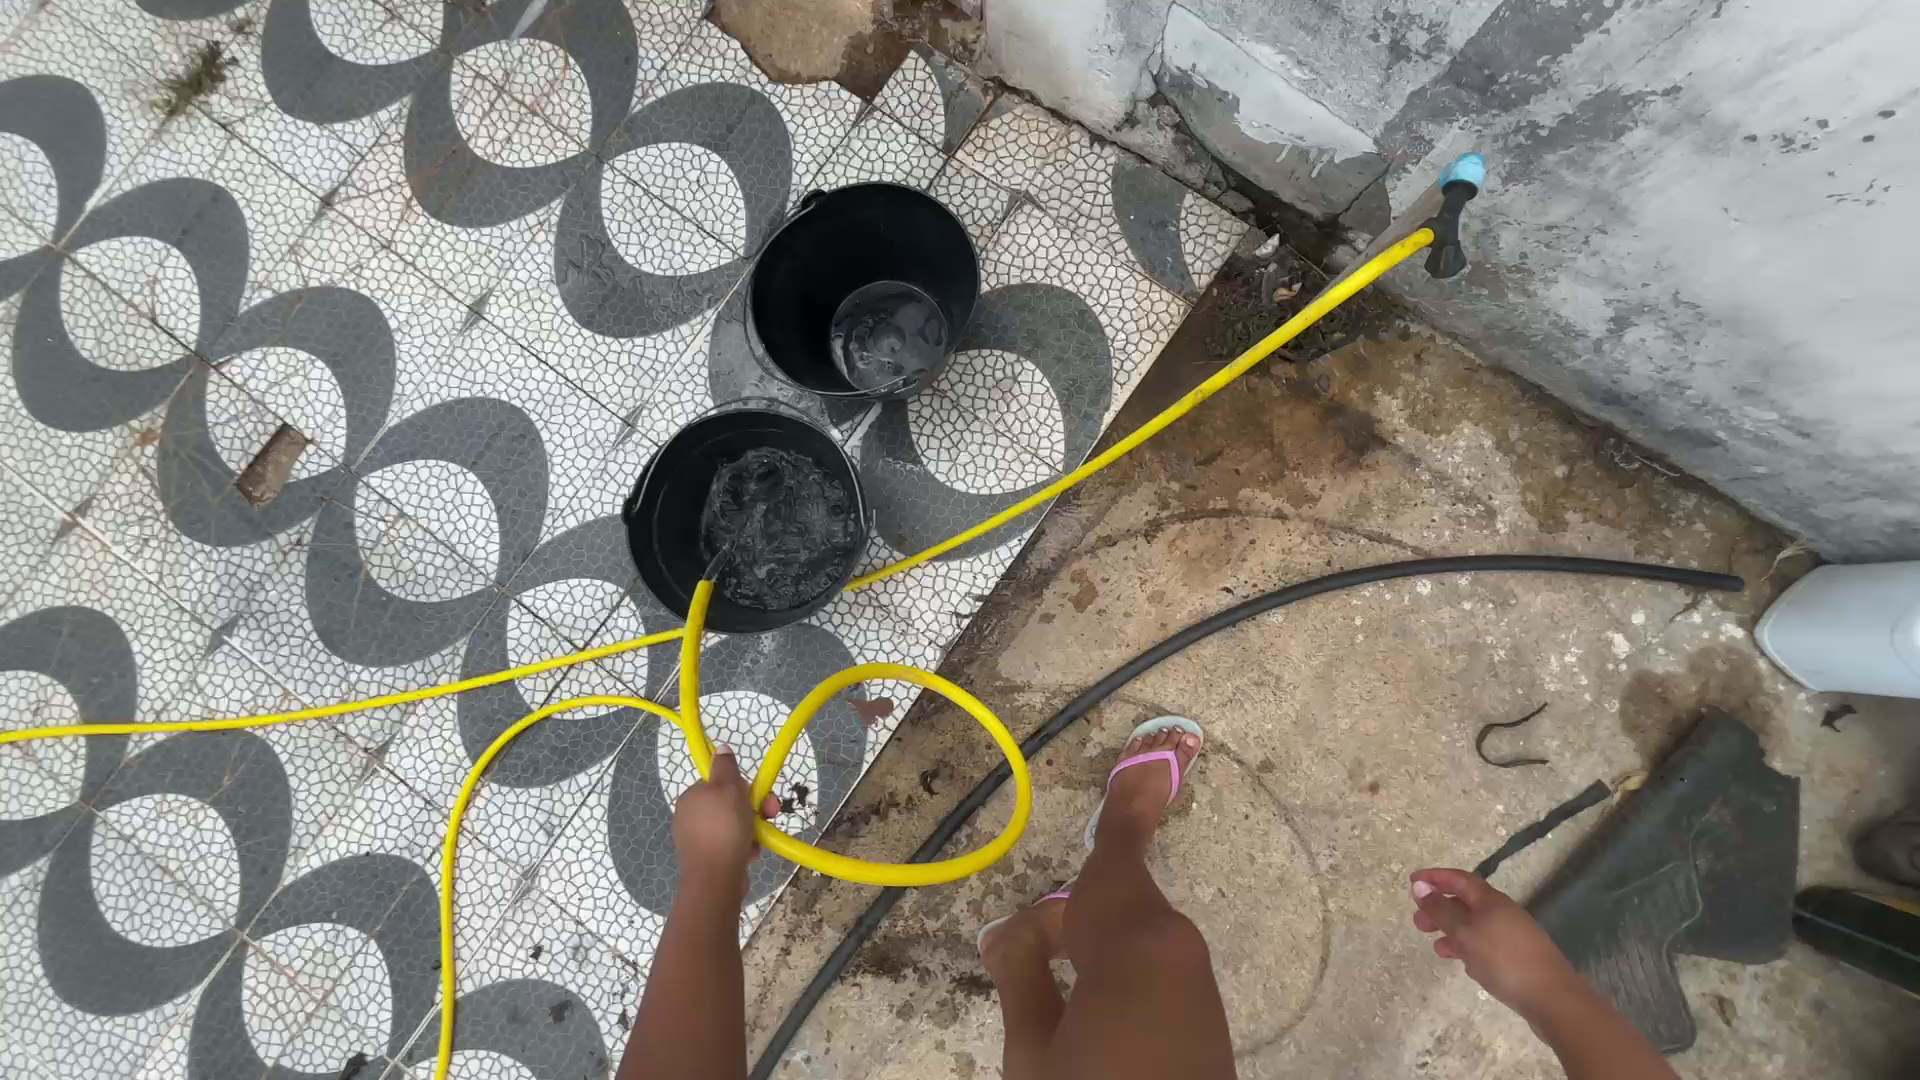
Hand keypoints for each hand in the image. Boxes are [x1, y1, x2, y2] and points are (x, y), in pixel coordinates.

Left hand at [673, 744, 779, 898]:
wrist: (716, 879)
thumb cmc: (724, 828)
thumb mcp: (728, 789)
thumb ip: (725, 767)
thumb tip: (720, 748)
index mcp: (692, 797)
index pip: (721, 782)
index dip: (742, 786)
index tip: (758, 793)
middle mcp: (691, 816)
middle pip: (729, 803)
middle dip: (753, 808)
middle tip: (769, 814)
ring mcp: (698, 839)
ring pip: (734, 823)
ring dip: (751, 827)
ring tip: (758, 839)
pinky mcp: (707, 858)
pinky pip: (731, 843)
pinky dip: (744, 845)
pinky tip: (750, 852)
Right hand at [1409, 868, 1582, 1017]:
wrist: (1557, 1002)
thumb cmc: (1504, 960)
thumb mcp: (1464, 933)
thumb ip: (1440, 909)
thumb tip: (1419, 886)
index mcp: (1491, 901)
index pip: (1459, 879)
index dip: (1434, 877)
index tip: (1412, 882)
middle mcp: (1504, 913)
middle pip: (1466, 903)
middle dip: (1440, 909)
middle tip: (1419, 922)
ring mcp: (1516, 937)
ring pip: (1476, 927)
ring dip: (1453, 933)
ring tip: (1438, 949)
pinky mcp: (1522, 959)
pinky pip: (1488, 945)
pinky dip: (1471, 949)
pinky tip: (1465, 965)